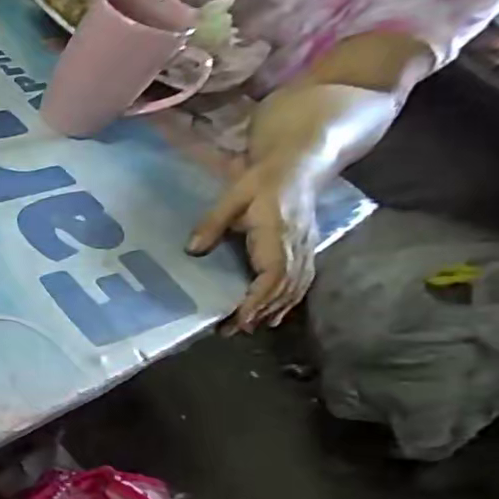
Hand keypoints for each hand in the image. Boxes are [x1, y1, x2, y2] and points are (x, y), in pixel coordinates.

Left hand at [187, 156, 319, 332]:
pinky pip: (301, 280)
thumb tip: (192, 250)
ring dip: (274, 310)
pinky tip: (275, 312)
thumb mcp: (232, 198)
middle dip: (259, 312)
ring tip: (250, 328)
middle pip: (282, 288)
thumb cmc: (261, 182)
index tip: (240, 318)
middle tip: (232, 331)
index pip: (271, 276)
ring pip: (295, 287)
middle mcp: (297, 247)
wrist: (299, 166)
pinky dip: (288, 299)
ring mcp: (306, 248)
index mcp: (277, 236)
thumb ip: (212, 224)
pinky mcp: (307, 248)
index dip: (257, 300)